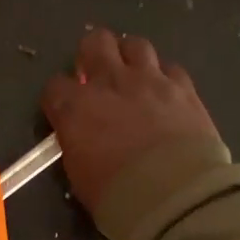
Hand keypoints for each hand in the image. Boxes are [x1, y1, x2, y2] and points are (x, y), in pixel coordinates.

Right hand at [40, 27, 218, 213]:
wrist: (174, 194)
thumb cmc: (117, 196)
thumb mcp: (80, 177)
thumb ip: (77, 146)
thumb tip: (81, 138)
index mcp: (75, 108)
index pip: (55, 86)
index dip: (59, 97)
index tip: (65, 110)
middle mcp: (109, 82)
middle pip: (94, 43)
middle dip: (92, 55)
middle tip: (97, 76)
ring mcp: (149, 80)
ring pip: (135, 45)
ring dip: (130, 57)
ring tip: (133, 77)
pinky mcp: (183, 87)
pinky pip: (171, 67)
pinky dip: (165, 77)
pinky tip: (166, 93)